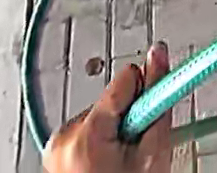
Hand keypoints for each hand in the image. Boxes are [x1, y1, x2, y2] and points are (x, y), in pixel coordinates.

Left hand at [45, 44, 173, 172]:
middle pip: (114, 98)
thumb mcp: (153, 153)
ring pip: (103, 113)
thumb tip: (158, 54)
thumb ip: (157, 98)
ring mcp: (54, 149)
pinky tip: (109, 166)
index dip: (148, 92)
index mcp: (85, 134)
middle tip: (137, 150)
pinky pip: (88, 130)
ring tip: (122, 163)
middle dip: (132, 117)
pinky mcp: (54, 156)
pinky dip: (103, 143)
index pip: (127, 78)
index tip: (162, 98)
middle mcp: (62, 137)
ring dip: (117, 131)